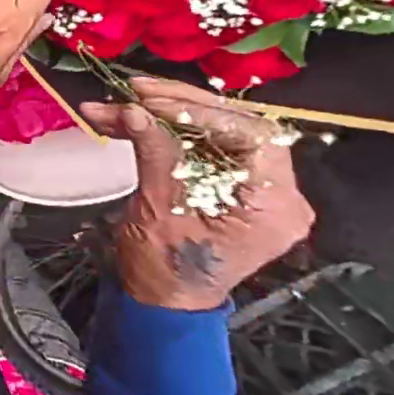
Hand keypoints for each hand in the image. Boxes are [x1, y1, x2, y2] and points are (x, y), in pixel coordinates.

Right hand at [80, 77, 313, 309]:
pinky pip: (199, 141)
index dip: (200, 110)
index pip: (251, 134)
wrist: (161, 304)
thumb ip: (154, 152)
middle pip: (232, 124)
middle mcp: (276, 190)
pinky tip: (124, 118)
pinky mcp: (228, 178)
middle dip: (178, 103)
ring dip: (163, 111)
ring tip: (118, 100)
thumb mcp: (158, 210)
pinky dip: (162, 128)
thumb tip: (133, 108)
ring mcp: (253, 183)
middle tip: (135, 91)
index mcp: (274, 205)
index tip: (152, 101)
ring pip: (212, 127)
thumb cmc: (166, 271)